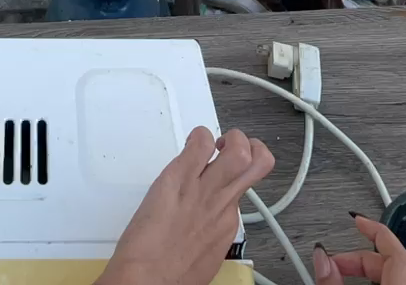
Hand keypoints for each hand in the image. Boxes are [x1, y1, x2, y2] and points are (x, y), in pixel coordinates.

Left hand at [96, 127, 274, 284]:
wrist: (147, 279)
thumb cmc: (170, 273)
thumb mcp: (204, 252)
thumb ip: (211, 227)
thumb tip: (206, 218)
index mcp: (228, 223)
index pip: (244, 186)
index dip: (234, 173)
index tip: (222, 171)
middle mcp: (222, 202)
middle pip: (259, 162)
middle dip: (251, 146)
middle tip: (230, 148)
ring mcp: (203, 188)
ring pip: (238, 149)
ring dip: (231, 137)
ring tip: (213, 144)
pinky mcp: (179, 176)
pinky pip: (199, 142)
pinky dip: (199, 135)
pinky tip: (189, 144)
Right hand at [311, 215, 405, 283]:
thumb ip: (332, 280)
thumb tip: (321, 256)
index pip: (397, 253)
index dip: (376, 230)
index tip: (357, 219)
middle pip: (390, 264)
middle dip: (358, 258)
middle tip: (334, 261)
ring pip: (391, 276)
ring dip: (364, 271)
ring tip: (338, 274)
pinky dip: (374, 281)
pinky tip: (357, 284)